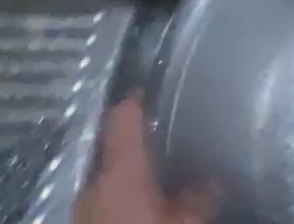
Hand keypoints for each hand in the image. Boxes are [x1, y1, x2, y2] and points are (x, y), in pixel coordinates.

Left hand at [78, 95, 218, 223]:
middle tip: (170, 134)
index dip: (139, 96)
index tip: (157, 84)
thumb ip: (199, 198)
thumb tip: (210, 180)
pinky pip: (105, 202)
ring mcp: (82, 210)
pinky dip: (124, 198)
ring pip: (109, 177)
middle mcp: (93, 183)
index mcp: (118, 170)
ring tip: (163, 172)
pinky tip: (147, 206)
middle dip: (139, 141)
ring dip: (131, 173)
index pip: (122, 114)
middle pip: (114, 146)